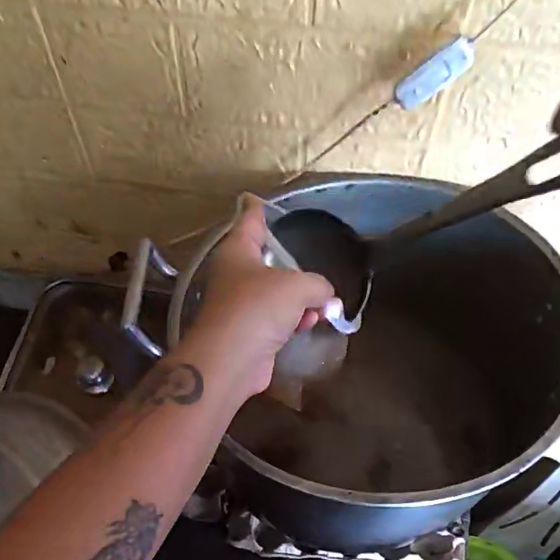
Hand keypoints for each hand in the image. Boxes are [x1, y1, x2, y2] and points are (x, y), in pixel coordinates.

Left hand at [180, 196, 338, 395]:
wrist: (232, 360)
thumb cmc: (258, 308)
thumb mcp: (297, 286)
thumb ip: (318, 285)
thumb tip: (327, 297)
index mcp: (237, 251)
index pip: (249, 220)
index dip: (257, 209)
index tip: (259, 199)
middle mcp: (235, 275)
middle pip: (269, 262)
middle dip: (296, 270)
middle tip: (317, 276)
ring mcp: (241, 306)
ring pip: (277, 295)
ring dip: (302, 301)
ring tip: (322, 308)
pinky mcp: (250, 334)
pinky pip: (277, 320)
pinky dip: (294, 321)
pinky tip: (310, 325)